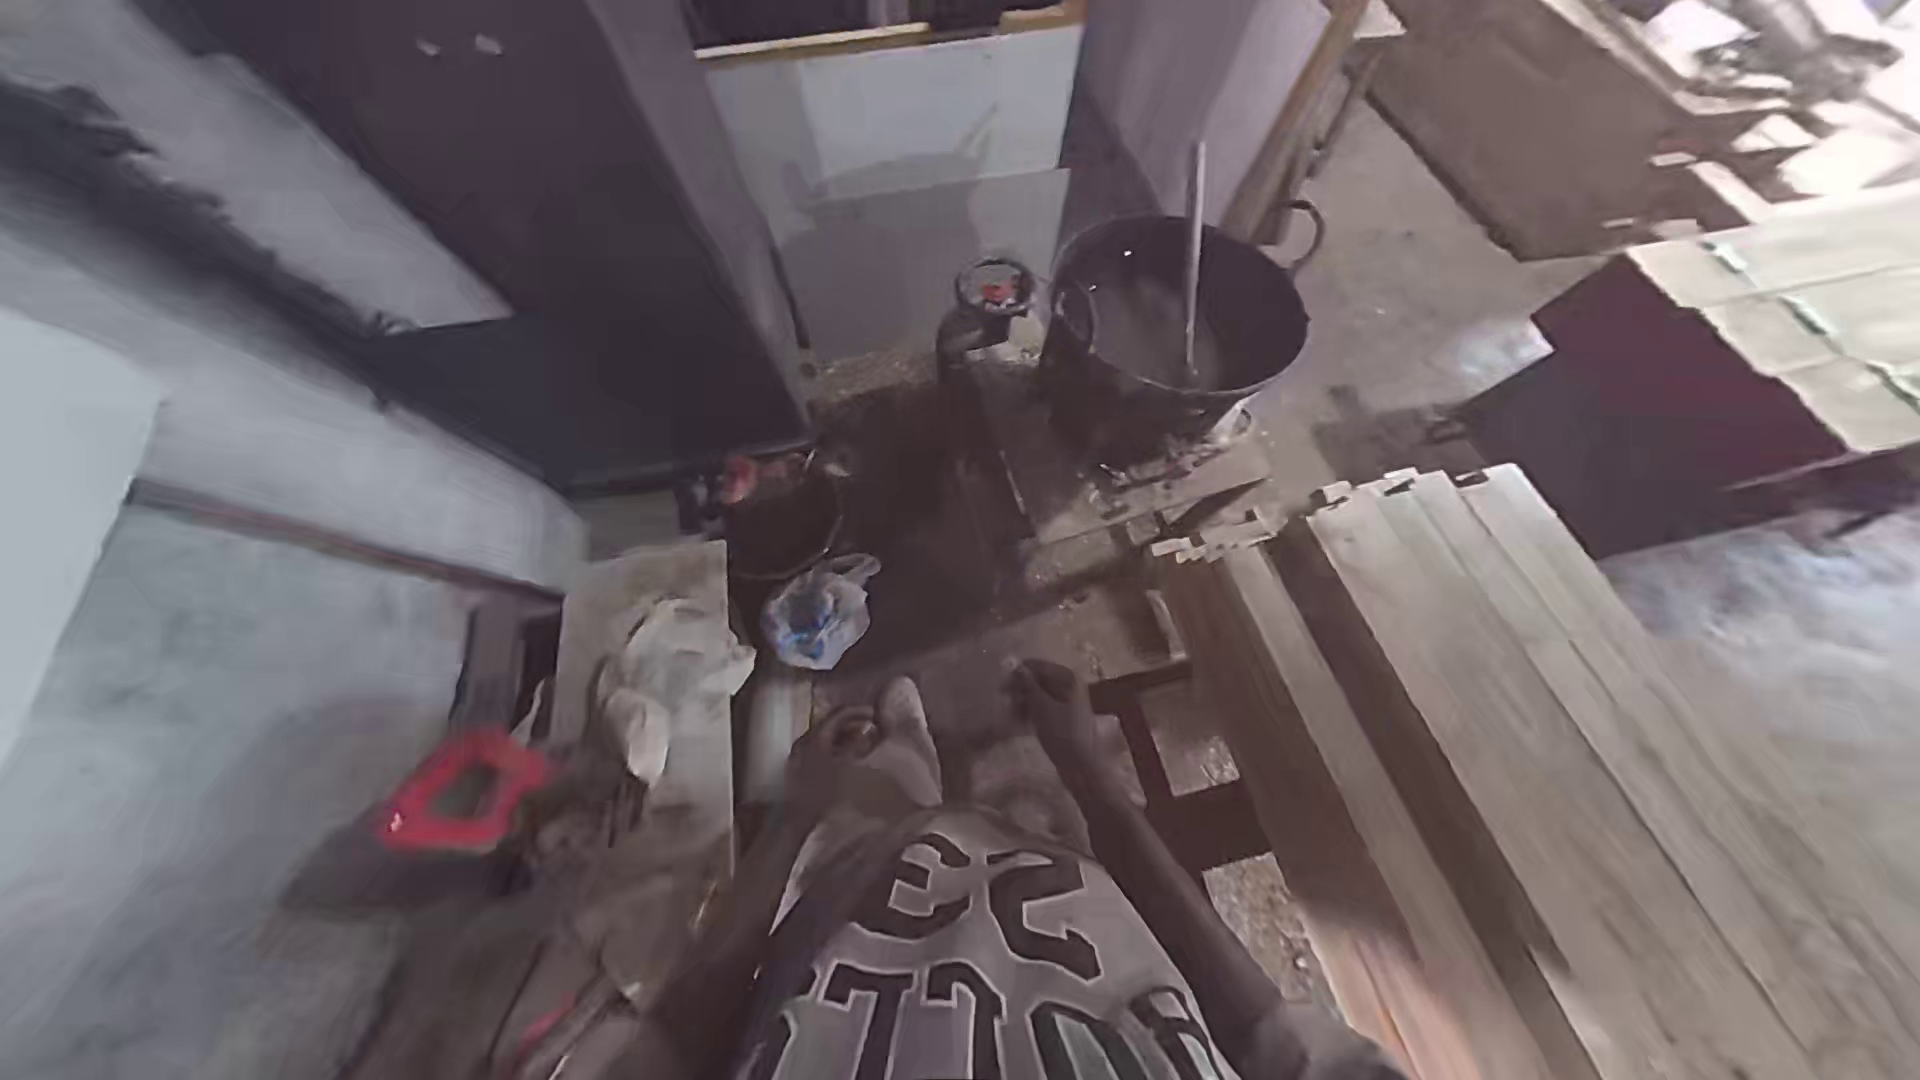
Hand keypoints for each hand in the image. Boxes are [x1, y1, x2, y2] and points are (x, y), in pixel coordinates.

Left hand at [784, 706, 880, 823]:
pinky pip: (821, 746)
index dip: (860, 711)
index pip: (839, 713)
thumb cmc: (820, 796)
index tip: (877, 715)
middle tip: (873, 726)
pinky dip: (837, 745)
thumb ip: (856, 745)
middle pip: (831, 721)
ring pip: (826, 734)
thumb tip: (868, 728)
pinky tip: (848, 756)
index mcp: (816, 737)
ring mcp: (800, 752)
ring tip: (864, 740)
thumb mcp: (844, 769)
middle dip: (853, 721)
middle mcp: (805, 740)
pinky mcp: (799, 764)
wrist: (794, 823)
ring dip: (846, 734)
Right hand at [1011, 660, 1109, 794]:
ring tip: (1006, 711)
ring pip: (1038, 696)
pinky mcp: (1061, 719)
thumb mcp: (1043, 707)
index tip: (1000, 681)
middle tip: (1001, 698)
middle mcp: (1069, 687)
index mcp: (1068, 678)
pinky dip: (1029, 713)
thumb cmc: (1064, 733)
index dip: (1019, 672)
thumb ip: (1029, 686)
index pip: (1038, 666)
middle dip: (1020, 688)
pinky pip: (1041, 709)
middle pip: (1039, 680)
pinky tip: (1016, 721)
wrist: (1082, 768)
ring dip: (1022, 702)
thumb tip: (1016, 666)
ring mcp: (1066, 704)